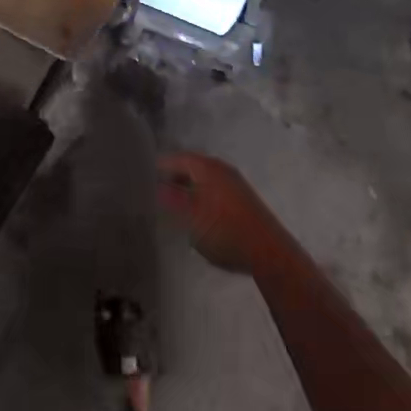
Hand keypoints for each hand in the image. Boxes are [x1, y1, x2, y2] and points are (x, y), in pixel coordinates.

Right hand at [156, 152, 278, 273]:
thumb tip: (156, 185)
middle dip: (172, 176)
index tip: (142, 174)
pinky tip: (193, 212)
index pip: (177, 158)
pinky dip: (199, 195)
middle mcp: (221, 169)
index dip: (159, 165)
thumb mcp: (192, 218)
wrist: (268, 252)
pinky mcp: (241, 198)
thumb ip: (172, 199)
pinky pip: (212, 189)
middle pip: (190, 166)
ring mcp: (233, 183)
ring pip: (202, 179)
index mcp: (208, 167)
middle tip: (152, 189)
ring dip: (186, 187)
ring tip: (169, 203)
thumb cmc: (226, 232)